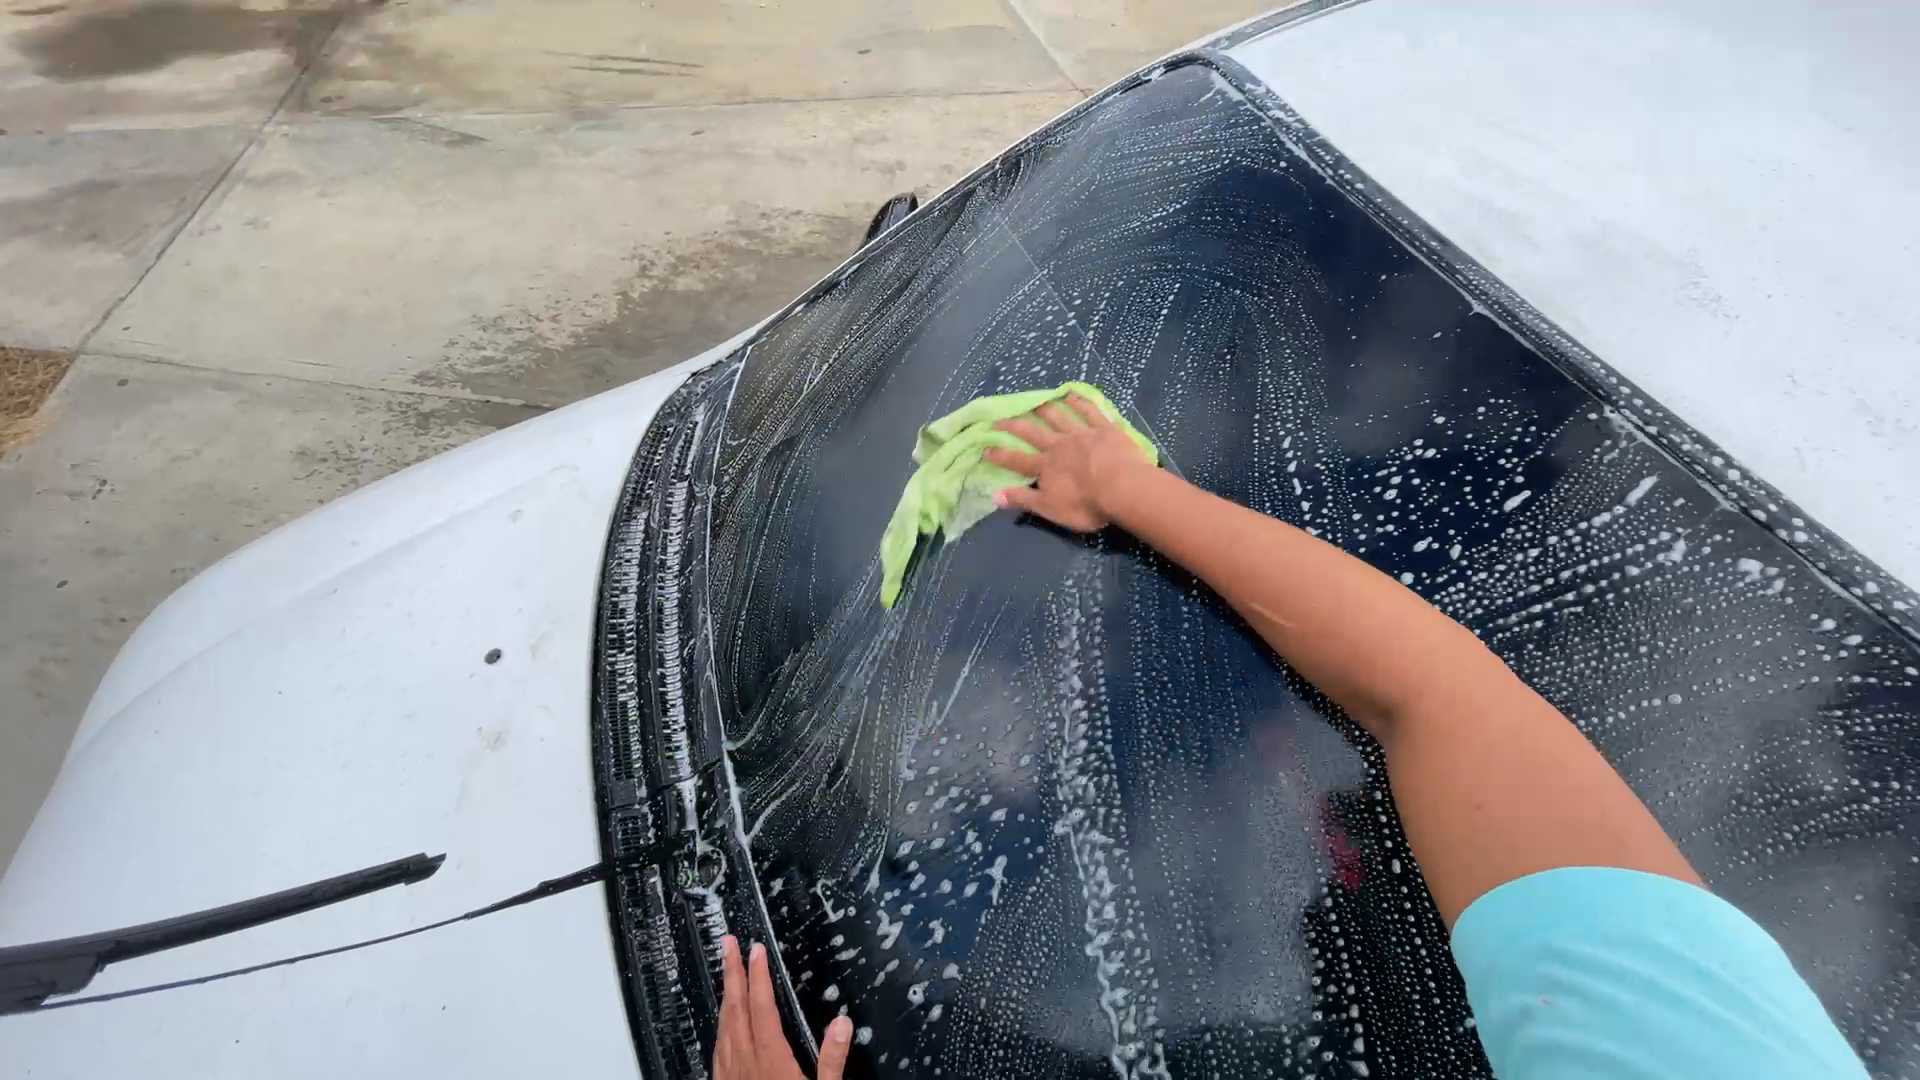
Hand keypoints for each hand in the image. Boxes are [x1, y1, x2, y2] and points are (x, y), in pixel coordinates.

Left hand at [715, 935, 852, 1079]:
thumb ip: (832, 1061)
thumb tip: (843, 1022)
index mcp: (770, 1057)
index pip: (762, 1007)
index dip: (758, 975)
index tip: (756, 948)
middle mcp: (745, 1060)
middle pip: (736, 1009)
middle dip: (733, 972)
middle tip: (728, 943)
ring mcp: (730, 1073)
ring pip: (724, 1025)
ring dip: (726, 993)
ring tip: (727, 969)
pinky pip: (718, 1047)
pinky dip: (721, 1023)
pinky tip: (723, 1018)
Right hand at [984, 394, 1155, 532]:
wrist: (1122, 488)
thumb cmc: (1087, 504)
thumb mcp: (1050, 509)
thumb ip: (1023, 500)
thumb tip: (993, 496)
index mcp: (1046, 467)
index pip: (1018, 461)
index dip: (1000, 455)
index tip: (985, 447)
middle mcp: (1059, 446)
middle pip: (1033, 433)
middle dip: (1015, 426)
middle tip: (1000, 418)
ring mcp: (1081, 434)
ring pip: (1058, 417)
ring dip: (1045, 409)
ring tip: (1034, 401)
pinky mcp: (1104, 429)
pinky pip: (1089, 411)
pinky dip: (1078, 401)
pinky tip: (1071, 393)